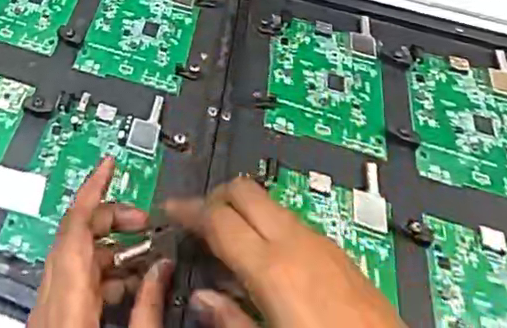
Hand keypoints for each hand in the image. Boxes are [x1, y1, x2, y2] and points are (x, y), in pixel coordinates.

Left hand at [28, 157, 168, 327]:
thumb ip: (147, 305)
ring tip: (142, 252)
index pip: (74, 224)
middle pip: (74, 235)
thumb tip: (163, 268)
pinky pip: (71, 283)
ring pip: (73, 259)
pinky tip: (124, 283)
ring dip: (108, 247)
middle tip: (142, 218)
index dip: (93, 187)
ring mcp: (46, 312)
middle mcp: (49, 300)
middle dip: (110, 217)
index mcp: (66, 299)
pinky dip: (98, 272)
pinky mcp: (50, 323)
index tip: (108, 163)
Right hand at [165, 177, 402, 327]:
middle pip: (244, 190)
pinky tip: (263, 261)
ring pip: (268, 201)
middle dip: (214, 198)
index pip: (218, 218)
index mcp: (272, 267)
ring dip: (242, 210)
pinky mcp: (337, 251)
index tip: (169, 209)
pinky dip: (267, 225)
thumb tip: (201, 298)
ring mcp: (319, 241)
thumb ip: (232, 320)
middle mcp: (295, 241)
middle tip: (195, 224)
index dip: (188, 210)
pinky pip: (290, 220)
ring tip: (226, 247)